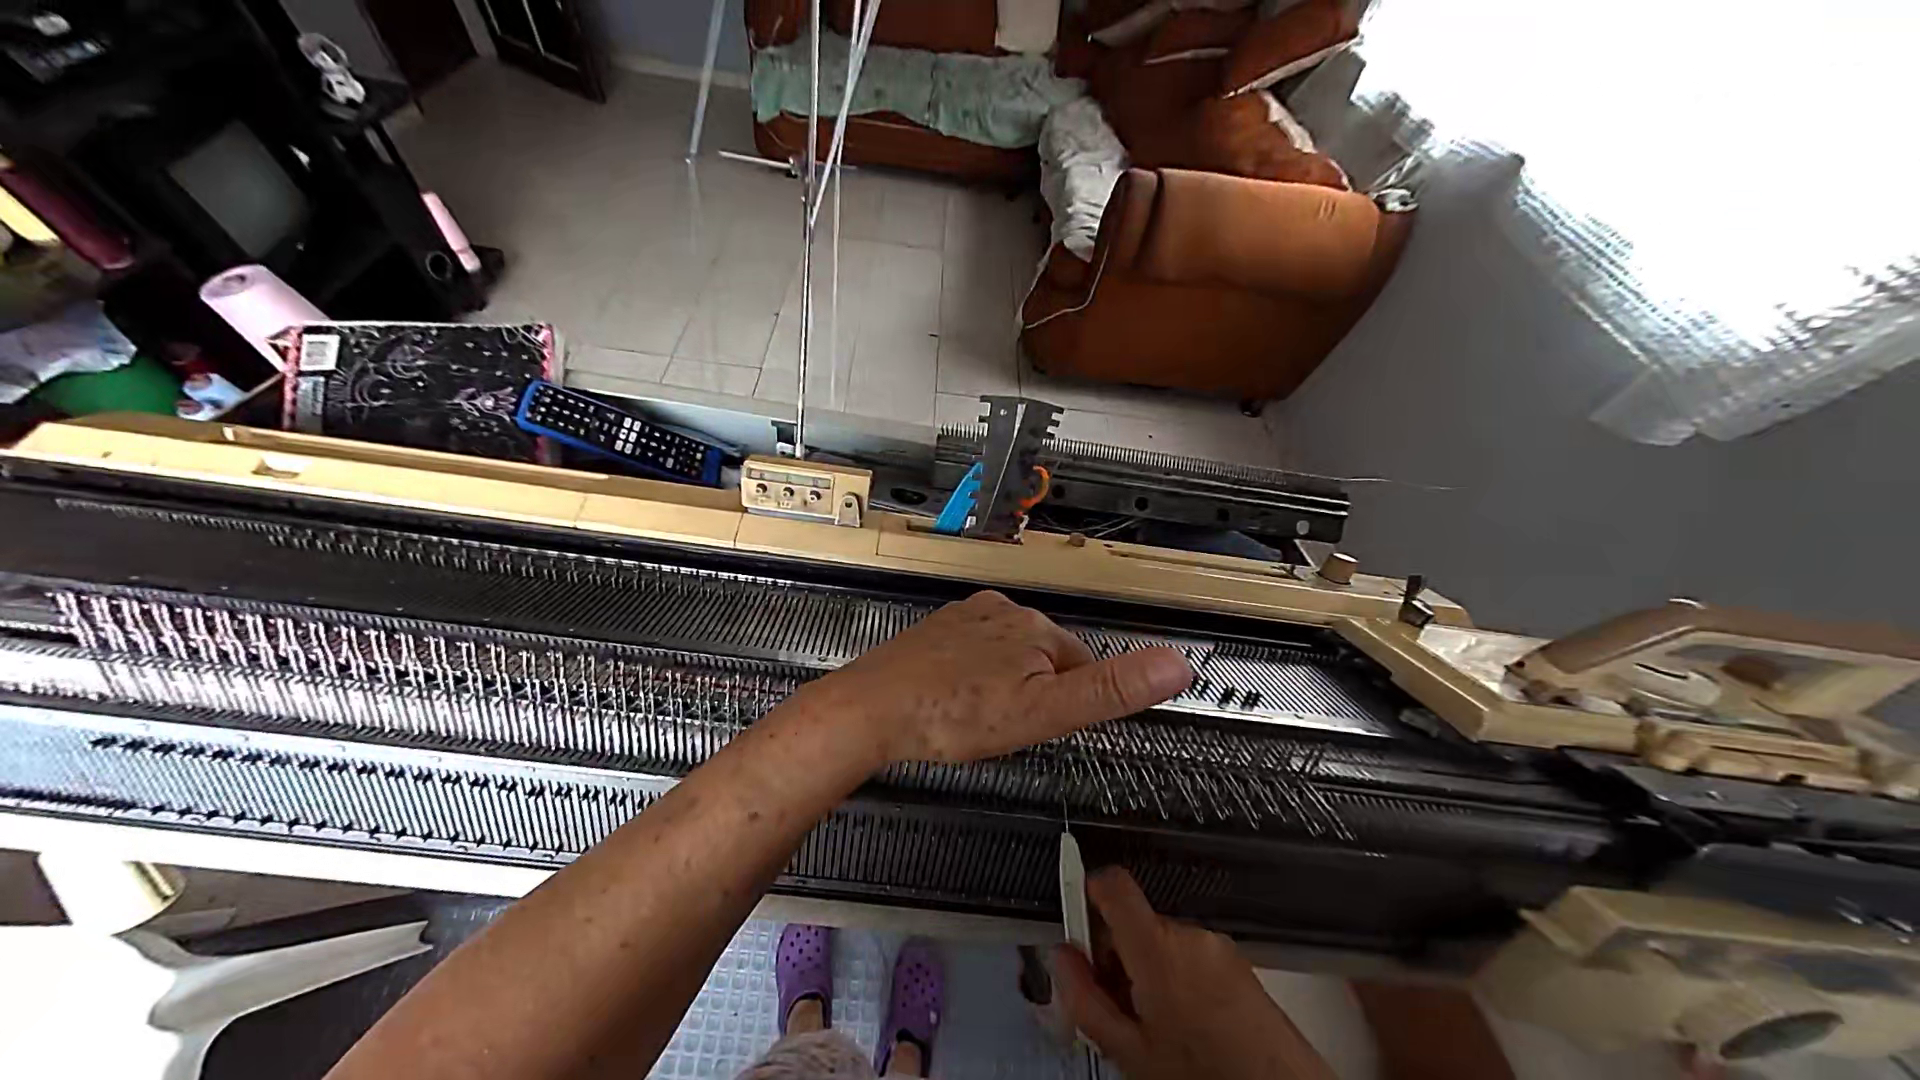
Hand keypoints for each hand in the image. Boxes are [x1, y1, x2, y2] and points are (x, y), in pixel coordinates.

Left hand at [790, 591, 1191, 765]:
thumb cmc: (953, 714)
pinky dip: (972, 678)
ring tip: (981, 719)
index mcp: (1034, 628)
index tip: (1051, 724)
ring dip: (1003, 685)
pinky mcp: (935, 633)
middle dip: (1035, 692)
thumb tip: (1175, 664)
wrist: (871, 711)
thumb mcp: (1043, 712)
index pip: (1080, 663)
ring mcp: (962, 620)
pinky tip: (955, 702)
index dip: (1070, 700)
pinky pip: (971, 655)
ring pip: (1006, 656)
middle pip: (1043, 657)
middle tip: (1010, 727)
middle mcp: (999, 613)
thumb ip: (1109, 689)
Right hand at [1053, 868, 1336, 1079]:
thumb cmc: (1207, 1076)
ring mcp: (1217, 947)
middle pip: (1134, 921)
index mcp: (1158, 947)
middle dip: (1117, 954)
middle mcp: (1189, 935)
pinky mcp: (1236, 962)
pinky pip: (1190, 954)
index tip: (1077, 917)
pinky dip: (1176, 977)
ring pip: (1161, 941)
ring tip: (1155, 1025)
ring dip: (1147, 970)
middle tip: (1116, 1003)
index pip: (1113, 883)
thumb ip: (1085, 998)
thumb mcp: (1129, 1051)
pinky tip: (1183, 1024)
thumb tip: (1063, 958)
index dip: (1087, 890)